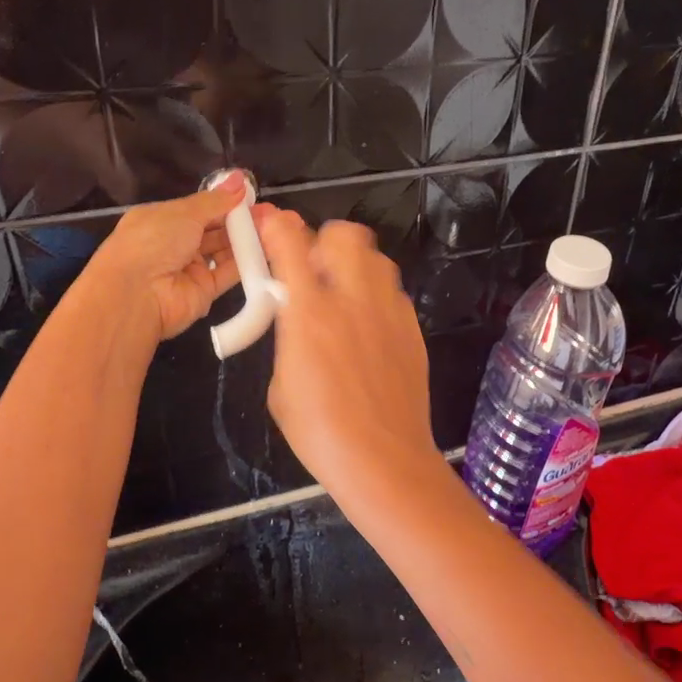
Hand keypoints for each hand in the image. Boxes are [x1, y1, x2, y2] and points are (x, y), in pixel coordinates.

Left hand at [83, 174, 259, 340]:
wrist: (136, 294)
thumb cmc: (154, 241)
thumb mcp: (184, 212)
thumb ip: (216, 199)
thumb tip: (240, 179)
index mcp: (162, 220)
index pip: (198, 209)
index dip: (224, 202)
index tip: (250, 196)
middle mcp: (174, 243)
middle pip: (213, 229)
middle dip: (238, 220)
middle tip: (268, 212)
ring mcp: (189, 268)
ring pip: (222, 250)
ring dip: (244, 239)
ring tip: (271, 228)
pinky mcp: (204, 291)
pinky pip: (227, 273)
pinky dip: (245, 262)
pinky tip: (264, 250)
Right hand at [257, 210, 435, 485]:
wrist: (383, 459)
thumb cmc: (320, 432)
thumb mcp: (282, 384)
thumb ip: (289, 336)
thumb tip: (296, 316)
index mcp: (309, 313)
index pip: (292, 243)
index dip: (277, 225)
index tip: (269, 222)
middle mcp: (353, 299)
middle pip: (344, 234)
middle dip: (324, 239)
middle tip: (313, 268)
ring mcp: (389, 311)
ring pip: (376, 257)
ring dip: (355, 263)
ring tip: (343, 292)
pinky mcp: (413, 328)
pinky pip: (393, 292)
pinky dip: (376, 295)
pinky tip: (368, 326)